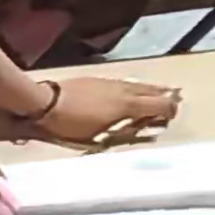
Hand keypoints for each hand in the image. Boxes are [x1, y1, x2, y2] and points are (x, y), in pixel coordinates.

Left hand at [34, 77, 179, 146]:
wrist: (43, 101)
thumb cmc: (68, 123)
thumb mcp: (96, 136)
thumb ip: (122, 132)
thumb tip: (141, 130)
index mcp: (128, 104)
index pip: (164, 104)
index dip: (171, 112)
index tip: (167, 120)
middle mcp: (125, 89)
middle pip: (156, 90)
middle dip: (164, 99)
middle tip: (165, 108)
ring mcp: (110, 81)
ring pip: (139, 85)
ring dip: (148, 93)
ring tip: (148, 101)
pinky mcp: (97, 79)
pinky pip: (123, 83)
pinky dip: (131, 89)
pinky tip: (125, 96)